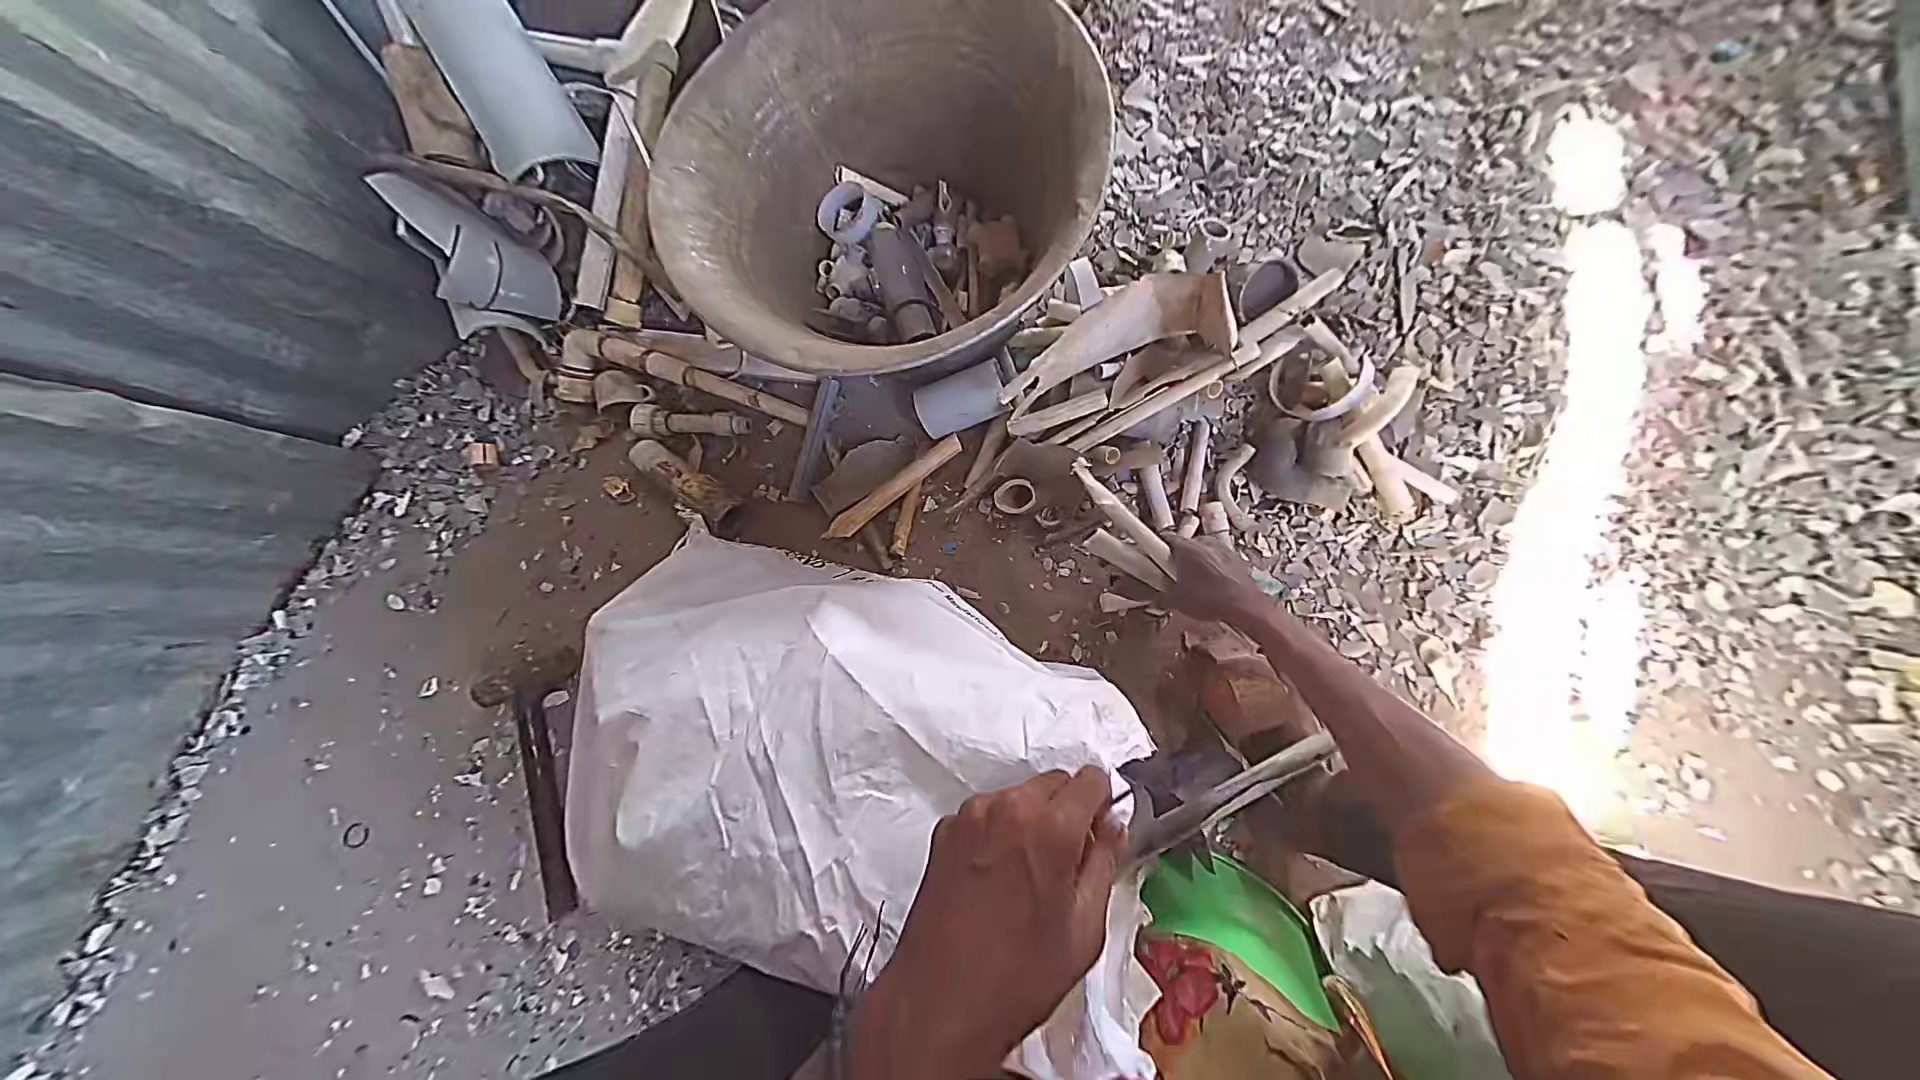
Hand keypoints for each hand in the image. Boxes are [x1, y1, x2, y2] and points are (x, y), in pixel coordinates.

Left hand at [850, 767, 1124, 1079]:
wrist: (941, 1000)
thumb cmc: (1018, 975)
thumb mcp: (1084, 928)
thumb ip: (1104, 862)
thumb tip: (1112, 827)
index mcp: (1050, 827)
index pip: (1090, 778)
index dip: (1103, 802)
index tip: (1101, 826)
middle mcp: (1007, 807)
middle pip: (1054, 782)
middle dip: (1068, 809)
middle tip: (1068, 857)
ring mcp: (971, 815)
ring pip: (1019, 795)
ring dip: (1031, 818)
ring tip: (1029, 872)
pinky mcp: (945, 829)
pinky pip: (986, 813)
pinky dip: (998, 829)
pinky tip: (997, 875)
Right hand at [1164, 535, 1264, 624]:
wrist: (1245, 607)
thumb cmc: (1211, 600)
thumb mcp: (1177, 601)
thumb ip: (1162, 595)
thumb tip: (1157, 597)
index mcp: (1185, 548)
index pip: (1165, 538)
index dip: (1158, 548)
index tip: (1155, 557)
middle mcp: (1204, 543)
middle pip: (1185, 545)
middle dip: (1178, 558)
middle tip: (1174, 575)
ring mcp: (1222, 548)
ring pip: (1202, 551)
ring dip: (1197, 562)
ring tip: (1195, 582)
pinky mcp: (1235, 557)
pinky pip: (1217, 558)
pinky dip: (1213, 567)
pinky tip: (1212, 585)